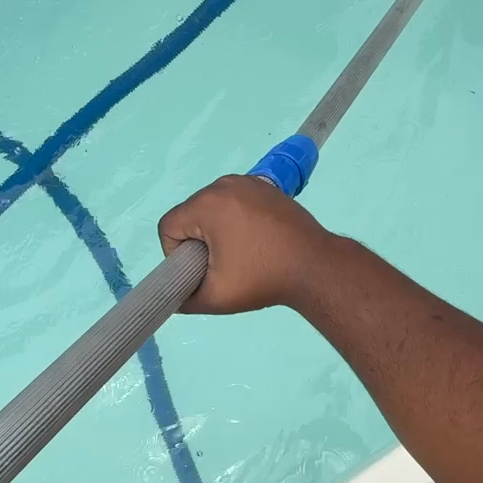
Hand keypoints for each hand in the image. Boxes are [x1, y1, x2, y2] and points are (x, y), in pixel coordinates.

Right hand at [158, 175, 338, 313]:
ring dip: (216, 230)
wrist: (314, 267)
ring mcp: (247, 181)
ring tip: (241, 253)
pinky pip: (235, 202)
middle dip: (197, 240)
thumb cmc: (263, 280)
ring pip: (212, 207)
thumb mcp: (216, 298)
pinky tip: (256, 240)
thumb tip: (176, 298)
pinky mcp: (265, 187)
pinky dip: (237, 220)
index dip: (176, 254)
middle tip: (223, 265)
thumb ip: (185, 300)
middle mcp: (223, 184)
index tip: (200, 270)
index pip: (168, 226)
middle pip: (190, 214)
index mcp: (207, 205)